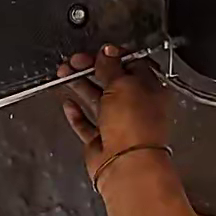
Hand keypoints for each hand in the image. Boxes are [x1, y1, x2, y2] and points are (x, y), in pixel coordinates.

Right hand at [58, 44, 170, 179]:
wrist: (127, 165)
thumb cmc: (135, 127)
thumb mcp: (123, 85)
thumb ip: (111, 66)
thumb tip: (107, 52)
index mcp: (151, 90)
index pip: (132, 65)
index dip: (114, 55)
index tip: (98, 50)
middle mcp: (136, 107)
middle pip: (111, 81)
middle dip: (92, 68)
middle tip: (75, 61)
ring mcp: (118, 125)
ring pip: (97, 99)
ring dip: (80, 85)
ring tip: (64, 73)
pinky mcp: (102, 140)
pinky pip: (87, 124)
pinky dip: (77, 113)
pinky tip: (68, 103)